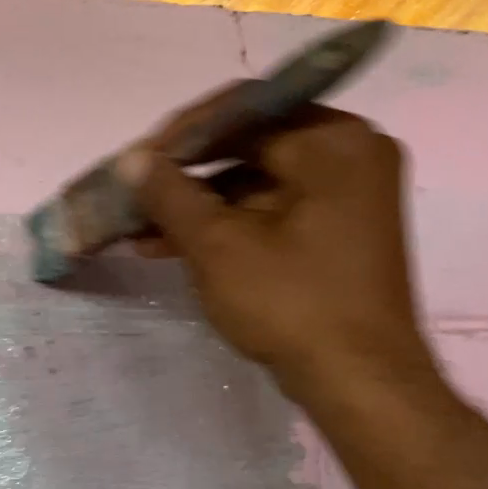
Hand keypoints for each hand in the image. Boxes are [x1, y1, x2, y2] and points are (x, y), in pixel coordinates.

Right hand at [117, 86, 436, 400]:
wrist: (357, 378)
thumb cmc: (291, 302)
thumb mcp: (218, 245)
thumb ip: (171, 195)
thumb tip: (130, 161)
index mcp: (333, 141)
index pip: (245, 110)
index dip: (181, 134)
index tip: (135, 164)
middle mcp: (348, 154)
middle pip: (248, 144)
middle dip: (184, 174)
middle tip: (134, 195)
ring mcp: (344, 196)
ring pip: (253, 182)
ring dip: (195, 205)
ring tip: (138, 230)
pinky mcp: (333, 232)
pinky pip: (268, 211)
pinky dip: (224, 226)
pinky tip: (171, 248)